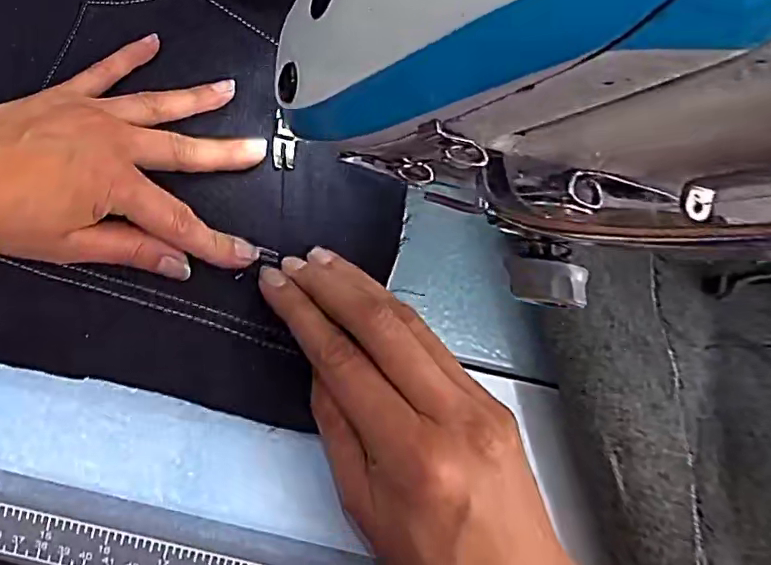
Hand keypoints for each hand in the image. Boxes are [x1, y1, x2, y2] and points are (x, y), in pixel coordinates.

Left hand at [0, 34, 263, 278]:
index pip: (175, 220)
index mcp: (116, 185)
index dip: (210, 242)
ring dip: (193, 98)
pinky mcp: (69, 95)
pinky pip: (105, 72)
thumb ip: (127, 250)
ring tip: (227, 88)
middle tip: (257, 148)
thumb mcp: (67, 245)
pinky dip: (129, 56)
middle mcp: (116, 142)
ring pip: (155, 104)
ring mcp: (94, 112)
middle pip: (179, 151)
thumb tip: (177, 265)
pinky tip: (152, 41)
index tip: (242, 254)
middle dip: (222, 154)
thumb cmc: (4, 217)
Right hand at [260, 249, 571, 564]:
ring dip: (361, 283)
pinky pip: (434, 339)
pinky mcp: (490, 396)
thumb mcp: (365, 508)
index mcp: (414, 456)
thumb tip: (318, 366)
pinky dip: (394, 308)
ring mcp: (479, 402)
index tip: (280, 289)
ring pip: (410, 320)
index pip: (344, 361)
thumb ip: (336, 429)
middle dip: (330, 285)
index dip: (304, 315)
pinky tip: (371, 293)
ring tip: (327, 263)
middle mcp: (453, 418)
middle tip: (298, 264)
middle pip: (379, 325)